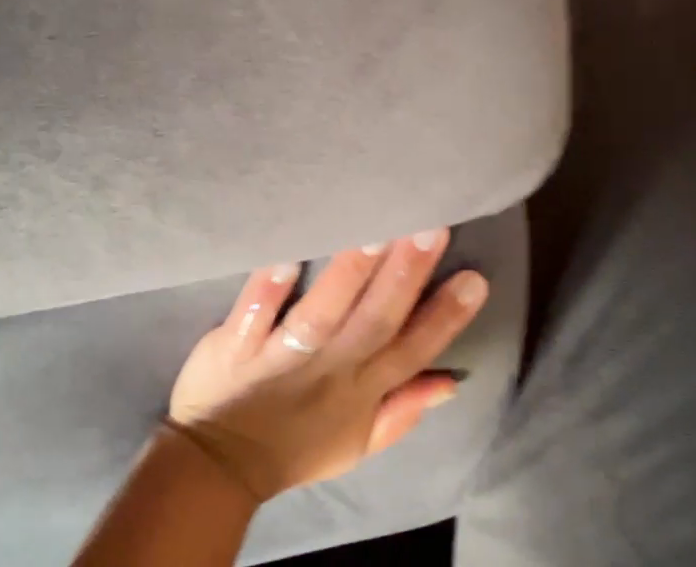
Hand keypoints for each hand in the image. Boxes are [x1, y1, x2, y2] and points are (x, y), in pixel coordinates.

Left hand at [166, 230, 488, 502]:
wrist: (219, 467)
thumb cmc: (296, 445)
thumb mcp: (359, 442)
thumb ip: (405, 408)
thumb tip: (453, 381)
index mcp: (362, 389)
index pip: (412, 350)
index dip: (445, 318)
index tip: (475, 279)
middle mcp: (330, 369)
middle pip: (375, 320)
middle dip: (406, 276)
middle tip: (433, 228)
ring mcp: (282, 358)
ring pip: (322, 315)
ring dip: (348, 277)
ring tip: (375, 234)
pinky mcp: (236, 348)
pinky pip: (251, 318)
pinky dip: (266, 293)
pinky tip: (285, 260)